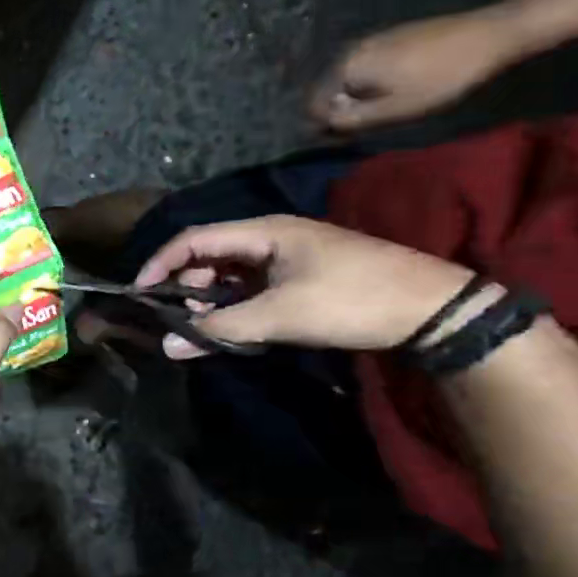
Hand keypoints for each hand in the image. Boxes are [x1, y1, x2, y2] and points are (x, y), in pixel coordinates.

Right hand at [136, 216, 474, 357]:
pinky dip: (235, 305)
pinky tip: (237, 327)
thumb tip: (167, 345)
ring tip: (210, 326)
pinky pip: (250, 286)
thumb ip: (218, 328)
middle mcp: (270, 236)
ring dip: (210, 299)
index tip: (140, 293)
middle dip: (186, 285)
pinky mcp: (301, 275)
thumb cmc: (352, 300)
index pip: (193, 239)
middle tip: (182, 317)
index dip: (160, 263)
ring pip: (228, 273)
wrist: (437, 310)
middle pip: (207, 255)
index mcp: (263, 231)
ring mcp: (287, 256)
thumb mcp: (279, 315)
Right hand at [309, 8, 527, 130]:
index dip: (325, 125)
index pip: (314, 105)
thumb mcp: (396, 108)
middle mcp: (348, 52)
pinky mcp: (388, 37)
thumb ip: (352, 118)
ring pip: (344, 78)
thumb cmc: (443, 76)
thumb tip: (324, 123)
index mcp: (344, 69)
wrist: (494, 33)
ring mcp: (368, 42)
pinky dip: (366, 81)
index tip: (347, 137)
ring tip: (379, 108)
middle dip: (338, 109)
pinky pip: (362, 66)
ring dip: (353, 96)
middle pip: (327, 90)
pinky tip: (391, 87)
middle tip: (364, 125)